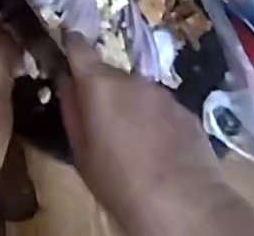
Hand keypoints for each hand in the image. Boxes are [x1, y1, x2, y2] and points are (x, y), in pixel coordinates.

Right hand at [59, 35, 253, 235]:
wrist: (186, 209)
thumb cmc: (121, 185)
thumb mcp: (82, 155)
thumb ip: (72, 111)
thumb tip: (66, 83)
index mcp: (98, 83)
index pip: (78, 45)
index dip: (71, 46)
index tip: (67, 54)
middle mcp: (129, 78)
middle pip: (109, 73)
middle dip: (104, 91)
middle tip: (103, 124)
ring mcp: (161, 92)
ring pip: (137, 92)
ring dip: (131, 107)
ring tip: (135, 143)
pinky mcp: (185, 110)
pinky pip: (161, 109)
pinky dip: (156, 122)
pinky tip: (160, 152)